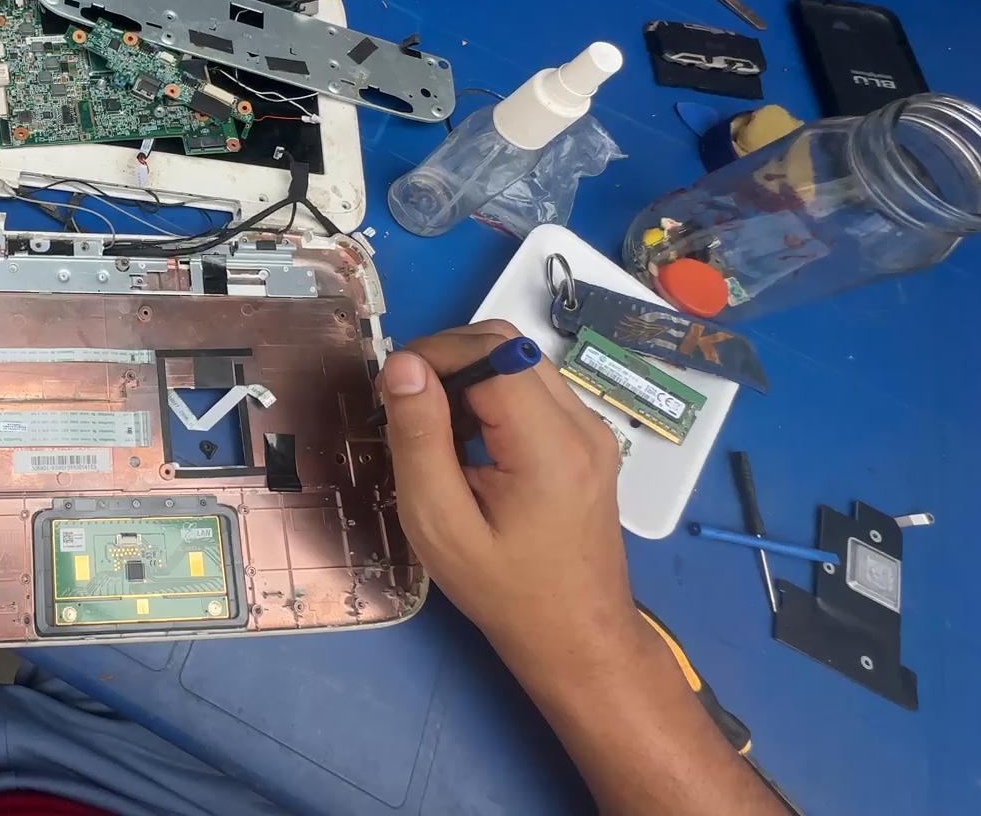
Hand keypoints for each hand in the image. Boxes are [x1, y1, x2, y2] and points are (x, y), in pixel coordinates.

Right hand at [382, 320, 638, 670]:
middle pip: (508, 343)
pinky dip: (485, 388)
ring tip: (431, 421)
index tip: (390, 391)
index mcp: (550, 446)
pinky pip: (528, 384)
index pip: (492, 355)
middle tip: (403, 402)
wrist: (575, 637)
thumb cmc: (501, 586)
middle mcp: (582, 424)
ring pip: (517, 357)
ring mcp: (590, 429)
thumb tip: (402, 364)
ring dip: (463, 371)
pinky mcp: (584, 438)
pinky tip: (464, 433)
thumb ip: (419, 437)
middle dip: (443, 356)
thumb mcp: (438, 519)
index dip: (432, 356)